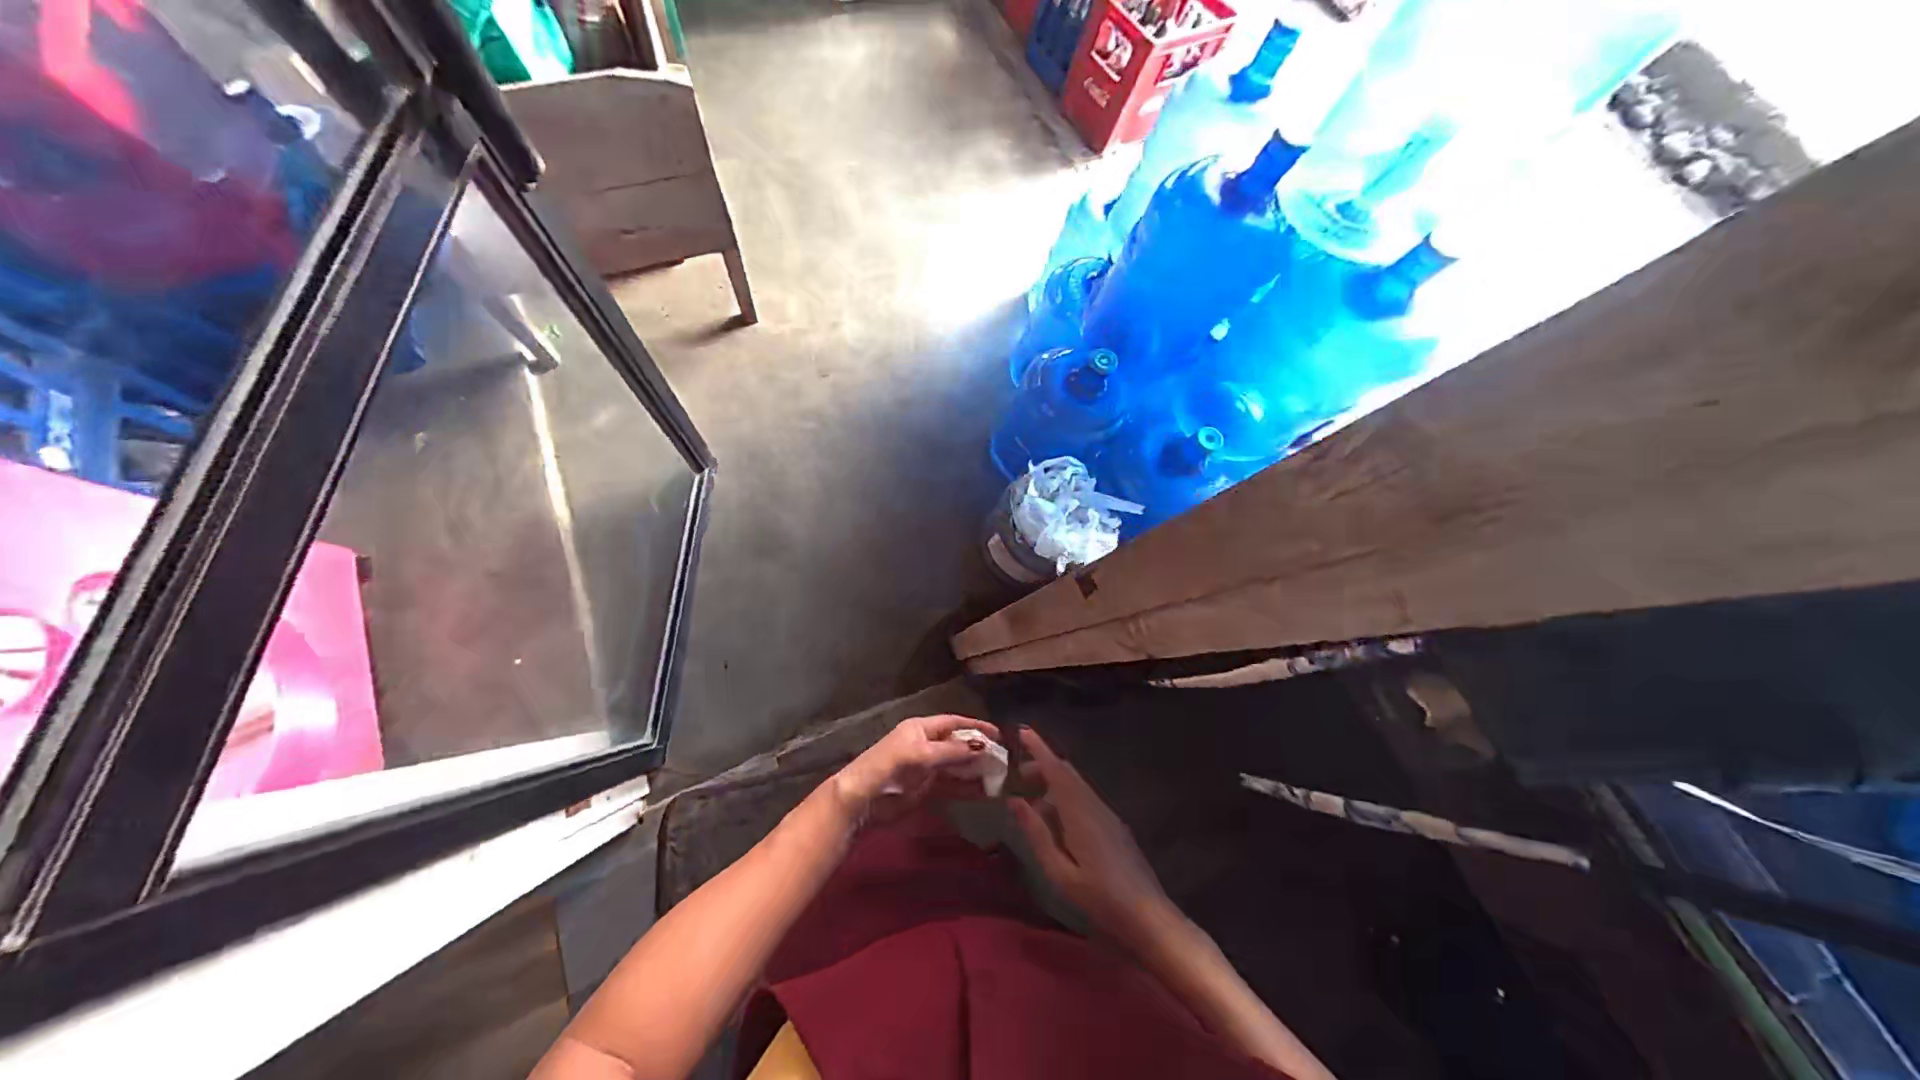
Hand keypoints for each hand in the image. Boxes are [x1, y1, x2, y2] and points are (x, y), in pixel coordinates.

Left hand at [831, 714, 1001, 825]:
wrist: (863, 799)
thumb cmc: (890, 767)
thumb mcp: (922, 754)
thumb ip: (952, 751)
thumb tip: (981, 747)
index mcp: (921, 729)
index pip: (953, 722)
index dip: (975, 727)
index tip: (998, 733)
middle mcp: (925, 745)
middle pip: (957, 744)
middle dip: (978, 750)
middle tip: (1002, 758)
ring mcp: (926, 768)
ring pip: (956, 766)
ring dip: (975, 771)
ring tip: (998, 776)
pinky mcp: (925, 789)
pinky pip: (950, 786)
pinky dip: (966, 788)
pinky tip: (984, 792)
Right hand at [1008, 727, 1178, 950]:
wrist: (1150, 918)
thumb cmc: (1100, 898)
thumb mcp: (1059, 872)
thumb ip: (1036, 833)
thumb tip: (1014, 800)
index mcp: (1080, 812)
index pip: (1057, 770)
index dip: (1039, 749)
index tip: (1022, 731)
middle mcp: (1096, 806)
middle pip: (1067, 774)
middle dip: (1042, 766)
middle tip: (1017, 776)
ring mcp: (1108, 817)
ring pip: (1077, 787)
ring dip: (1053, 784)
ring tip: (1031, 802)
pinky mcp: (1115, 829)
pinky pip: (1085, 800)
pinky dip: (1065, 799)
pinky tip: (1056, 822)